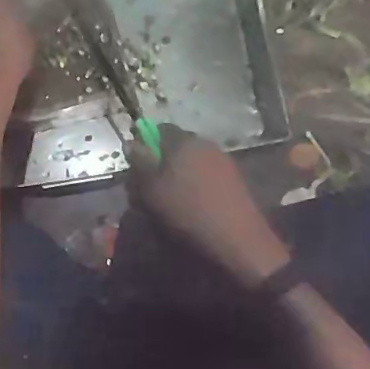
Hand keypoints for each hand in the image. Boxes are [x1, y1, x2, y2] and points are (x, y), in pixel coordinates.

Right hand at [130, 125, 290, 286]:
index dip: (145, 146)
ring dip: (180, 176)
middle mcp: (205, 143)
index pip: (159, 129)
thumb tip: (132, 142)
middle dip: (162, 163)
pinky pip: (207, 176)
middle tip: (151, 190)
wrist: (237, 238)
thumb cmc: (187, 212)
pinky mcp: (235, 179)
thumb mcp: (152, 190)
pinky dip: (197, 186)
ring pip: (192, 162)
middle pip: (176, 146)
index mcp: (183, 140)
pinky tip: (194, 207)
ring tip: (172, 203)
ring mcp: (223, 160)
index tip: (138, 168)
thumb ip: (140, 163)